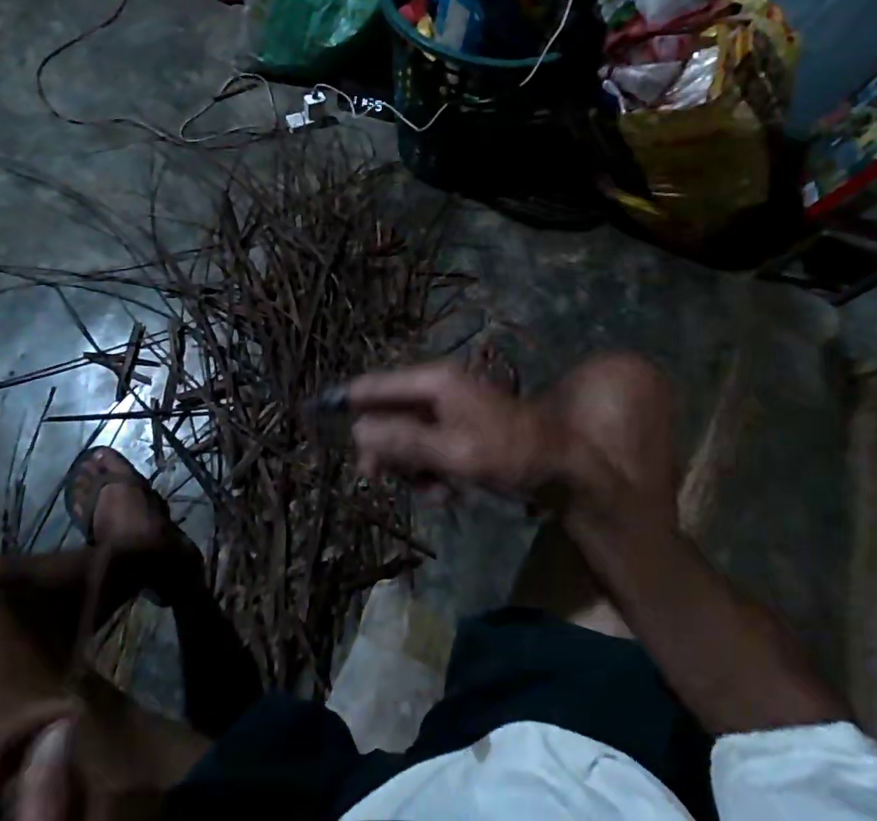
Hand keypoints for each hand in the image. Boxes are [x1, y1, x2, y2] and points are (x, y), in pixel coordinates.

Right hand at [345, 361, 571, 497]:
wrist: (563, 469)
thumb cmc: (510, 453)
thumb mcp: (453, 452)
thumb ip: (404, 442)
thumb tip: (357, 430)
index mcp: (433, 382)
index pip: (374, 386)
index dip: (344, 400)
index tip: (313, 412)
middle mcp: (435, 390)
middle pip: (386, 416)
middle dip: (385, 451)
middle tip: (376, 480)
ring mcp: (446, 413)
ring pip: (404, 440)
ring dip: (411, 471)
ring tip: (436, 494)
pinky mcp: (455, 434)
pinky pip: (425, 452)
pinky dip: (430, 475)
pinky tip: (449, 494)